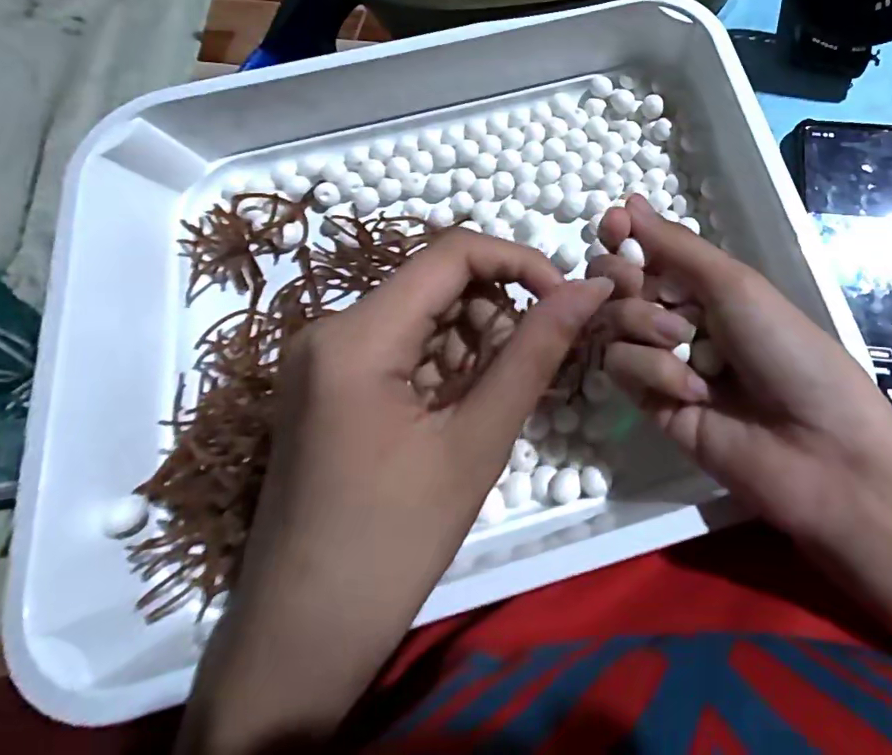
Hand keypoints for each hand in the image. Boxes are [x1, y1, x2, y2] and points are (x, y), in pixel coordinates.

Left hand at [182, 231, 610, 752]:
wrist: (300, 638)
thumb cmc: (394, 543)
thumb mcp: (477, 442)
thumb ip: (535, 353)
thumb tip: (591, 289)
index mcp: (356, 334)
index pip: (452, 252)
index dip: (520, 262)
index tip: (566, 301)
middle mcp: (329, 329)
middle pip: (436, 283)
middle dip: (497, 312)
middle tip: (532, 371)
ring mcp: (322, 358)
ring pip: (421, 315)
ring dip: (474, 343)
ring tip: (495, 404)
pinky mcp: (326, 385)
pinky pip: (399, 348)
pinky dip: (444, 366)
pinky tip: (462, 413)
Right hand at [586, 196, 891, 543]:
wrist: (818, 448)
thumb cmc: (788, 349)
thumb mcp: (735, 285)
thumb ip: (675, 247)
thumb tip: (629, 201)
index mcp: (704, 285)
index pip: (646, 252)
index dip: (625, 236)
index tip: (615, 227)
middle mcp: (678, 316)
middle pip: (618, 284)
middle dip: (621, 277)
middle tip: (636, 284)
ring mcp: (663, 361)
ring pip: (613, 324)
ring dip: (644, 325)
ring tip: (684, 344)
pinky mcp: (651, 403)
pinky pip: (622, 367)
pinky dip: (652, 371)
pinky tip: (692, 390)